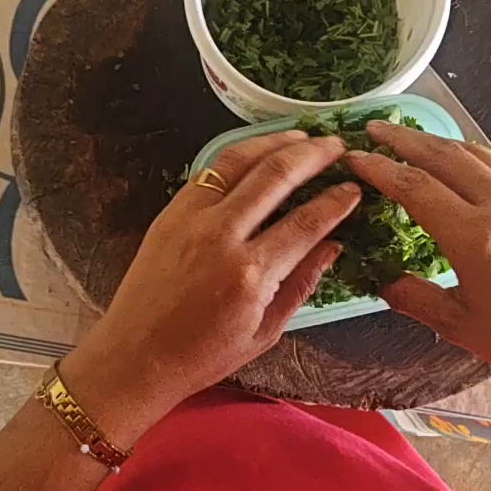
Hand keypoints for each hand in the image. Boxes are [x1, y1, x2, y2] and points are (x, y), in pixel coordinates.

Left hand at [60, 132, 362, 436]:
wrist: (135, 354)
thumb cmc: (203, 354)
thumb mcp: (265, 331)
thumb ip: (302, 283)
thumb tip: (334, 244)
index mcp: (251, 273)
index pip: (306, 222)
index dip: (336, 201)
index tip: (355, 188)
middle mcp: (222, 235)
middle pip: (275, 175)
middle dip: (313, 155)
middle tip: (337, 146)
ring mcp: (191, 217)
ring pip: (239, 160)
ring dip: (274, 142)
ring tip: (303, 136)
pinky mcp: (170, 211)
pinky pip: (210, 171)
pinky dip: (238, 155)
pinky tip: (258, 152)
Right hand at [344, 122, 490, 412]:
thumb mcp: (460, 325)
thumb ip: (413, 297)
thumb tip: (382, 280)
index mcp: (475, 238)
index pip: (414, 186)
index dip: (377, 168)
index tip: (352, 156)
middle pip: (443, 156)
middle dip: (403, 138)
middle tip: (374, 129)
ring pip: (476, 155)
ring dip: (436, 141)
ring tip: (410, 138)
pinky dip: (470, 156)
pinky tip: (459, 161)